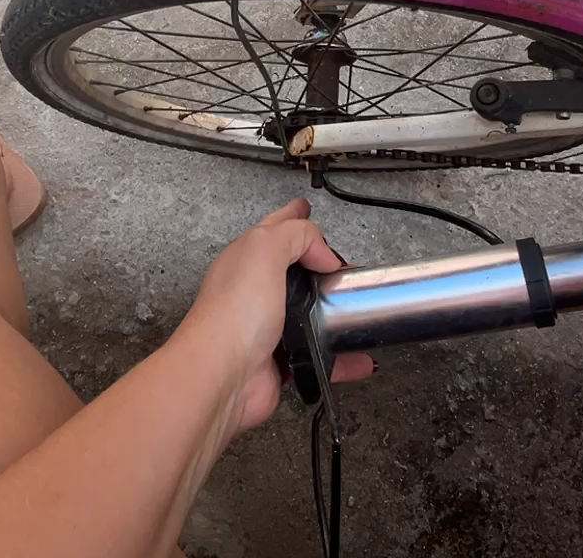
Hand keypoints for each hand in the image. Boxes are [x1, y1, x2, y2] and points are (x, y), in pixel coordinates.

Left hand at [174, 199, 375, 436]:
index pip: (276, 227)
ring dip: (332, 312)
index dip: (293, 215)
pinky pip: (319, 357)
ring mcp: (268, 327)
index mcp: (248, 256)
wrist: (223, 375)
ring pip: (308, 314)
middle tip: (343, 264)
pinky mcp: (281, 361)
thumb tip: (324, 254)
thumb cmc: (234, 311)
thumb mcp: (265, 248)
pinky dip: (341, 358)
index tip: (307, 207)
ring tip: (357, 307)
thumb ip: (297, 235)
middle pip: (293, 269)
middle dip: (318, 265)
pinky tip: (360, 358)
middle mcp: (255, 290)